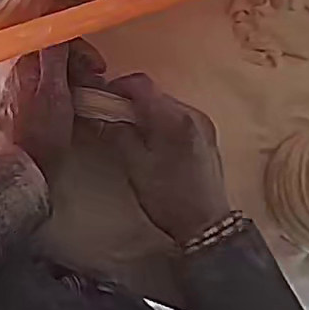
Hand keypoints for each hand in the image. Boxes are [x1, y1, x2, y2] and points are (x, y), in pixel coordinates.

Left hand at [3, 40, 105, 178]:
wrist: (31, 166)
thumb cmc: (43, 131)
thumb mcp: (54, 91)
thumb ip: (55, 57)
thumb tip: (58, 26)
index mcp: (27, 64)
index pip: (56, 38)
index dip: (81, 50)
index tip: (96, 67)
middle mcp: (25, 71)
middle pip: (59, 53)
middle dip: (82, 63)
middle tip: (97, 82)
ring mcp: (30, 87)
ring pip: (60, 69)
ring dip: (80, 76)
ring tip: (91, 94)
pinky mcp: (36, 103)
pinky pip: (58, 84)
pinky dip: (72, 88)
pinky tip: (81, 102)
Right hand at [97, 73, 231, 244]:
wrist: (207, 225)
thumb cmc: (168, 198)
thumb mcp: (135, 166)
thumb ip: (117, 134)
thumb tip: (100, 115)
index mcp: (173, 118)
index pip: (141, 84)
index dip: (117, 87)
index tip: (101, 100)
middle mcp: (191, 113)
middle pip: (154, 92)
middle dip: (130, 101)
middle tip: (111, 117)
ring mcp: (203, 123)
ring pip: (165, 104)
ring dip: (145, 111)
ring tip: (130, 131)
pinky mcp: (207, 134)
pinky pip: (178, 116)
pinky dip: (161, 120)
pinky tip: (152, 140)